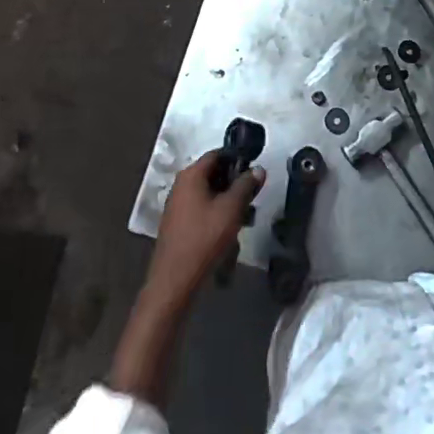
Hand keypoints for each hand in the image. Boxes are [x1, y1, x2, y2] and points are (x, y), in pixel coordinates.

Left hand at [145, 151, 264, 302]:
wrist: (175, 279)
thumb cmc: (204, 238)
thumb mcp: (231, 209)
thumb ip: (246, 185)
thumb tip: (258, 168)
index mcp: (191, 175)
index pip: (217, 154)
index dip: (238, 158)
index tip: (255, 169)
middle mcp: (181, 185)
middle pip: (213, 173)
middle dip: (235, 182)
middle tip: (254, 194)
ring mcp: (177, 205)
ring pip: (208, 193)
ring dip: (228, 199)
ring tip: (245, 215)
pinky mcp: (178, 223)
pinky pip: (201, 208)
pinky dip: (217, 212)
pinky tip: (229, 229)